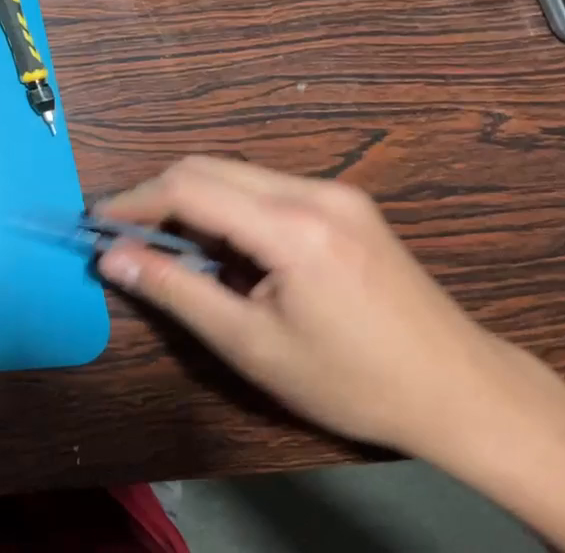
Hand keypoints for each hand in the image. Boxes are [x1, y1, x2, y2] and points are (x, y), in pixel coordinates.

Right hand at [94, 156, 517, 456]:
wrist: (469, 396)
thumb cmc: (355, 381)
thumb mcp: (250, 344)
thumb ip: (174, 290)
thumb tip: (109, 255)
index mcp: (293, 229)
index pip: (186, 188)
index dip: (131, 202)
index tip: (95, 225)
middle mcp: (314, 194)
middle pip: (204, 167)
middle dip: (154, 196)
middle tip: (124, 236)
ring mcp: (335, 195)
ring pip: (230, 172)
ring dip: (187, 199)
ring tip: (167, 246)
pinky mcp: (345, 205)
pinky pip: (260, 185)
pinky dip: (221, 205)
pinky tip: (221, 247)